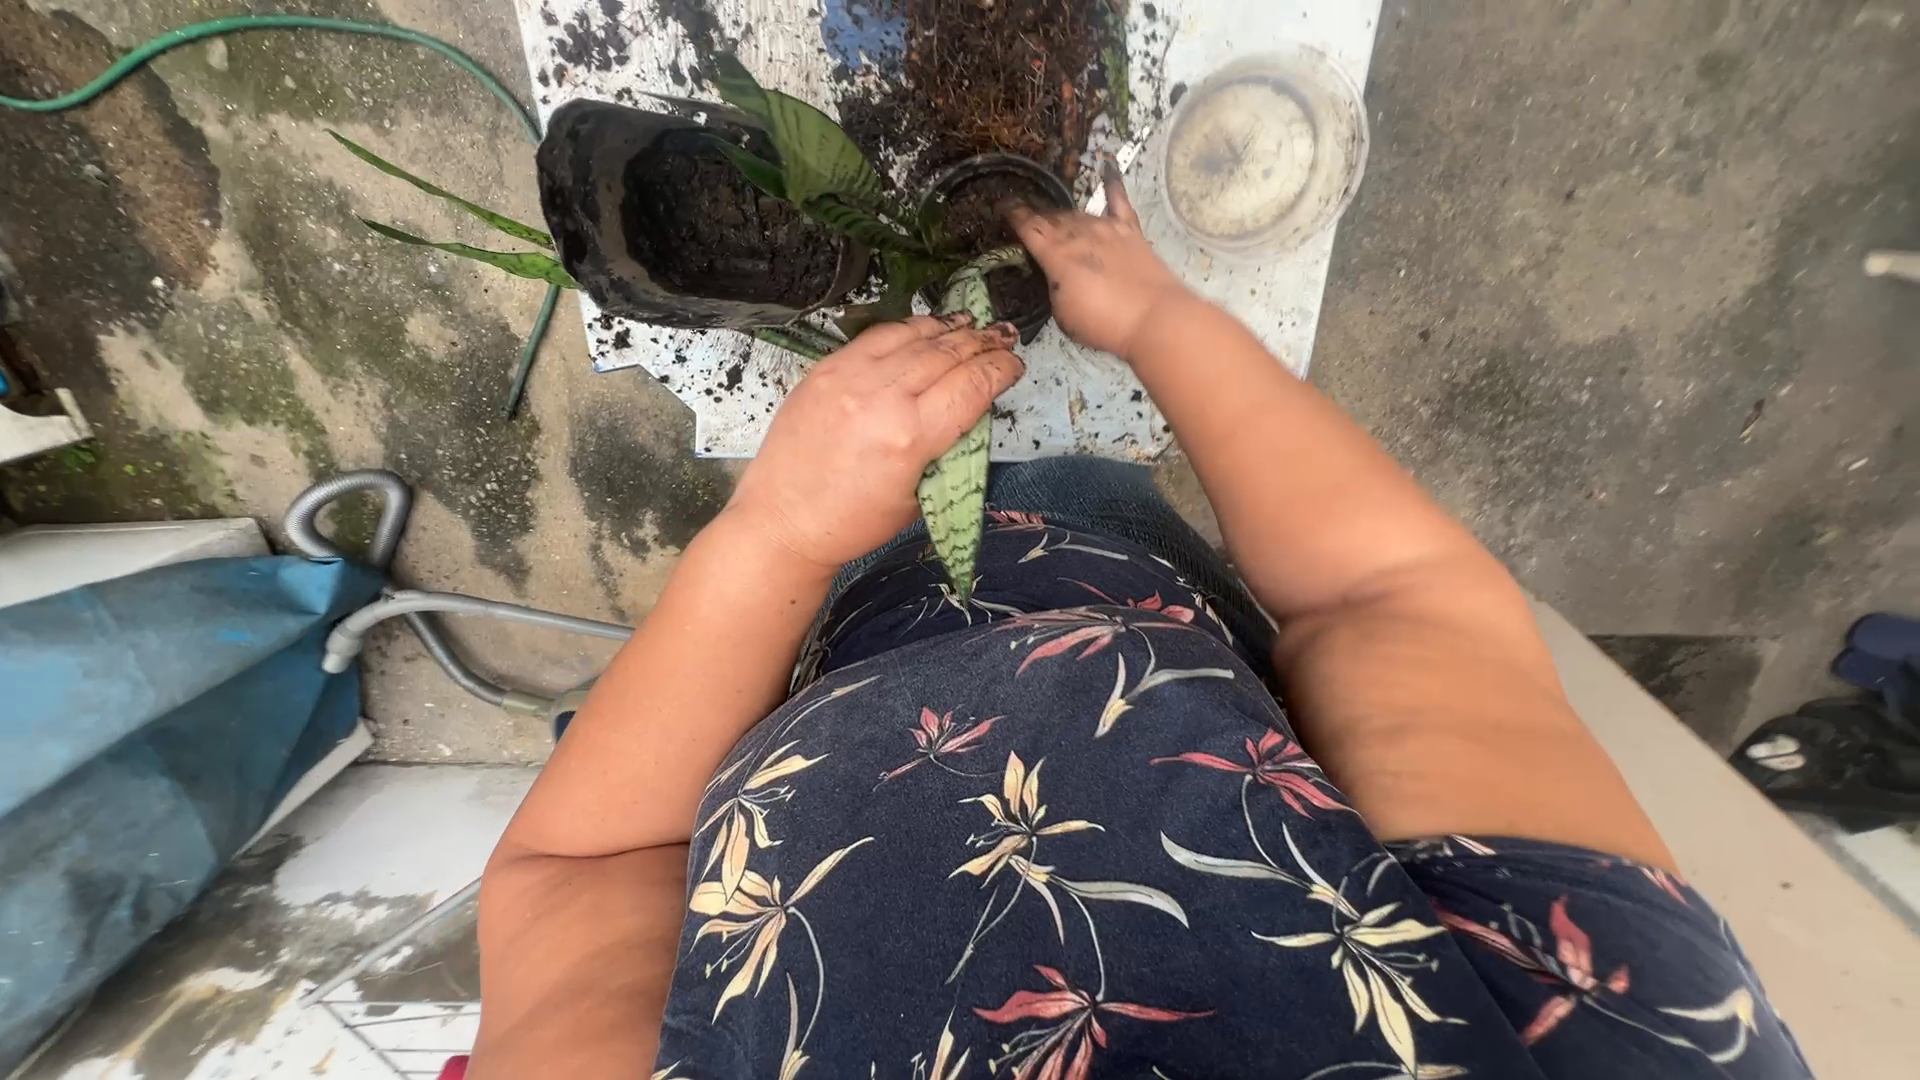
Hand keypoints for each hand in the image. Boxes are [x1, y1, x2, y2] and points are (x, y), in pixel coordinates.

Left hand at [725, 314, 1024, 571]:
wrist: (783, 521)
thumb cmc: (853, 522)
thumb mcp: (919, 497)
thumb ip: (949, 449)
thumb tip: (972, 408)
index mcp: (908, 438)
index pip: (971, 386)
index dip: (1001, 370)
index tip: (1014, 366)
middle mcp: (879, 398)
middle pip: (946, 354)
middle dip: (982, 343)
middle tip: (1003, 337)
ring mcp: (847, 377)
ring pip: (913, 337)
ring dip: (949, 330)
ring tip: (972, 326)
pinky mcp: (825, 369)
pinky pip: (877, 337)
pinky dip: (909, 330)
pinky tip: (927, 329)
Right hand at [1006, 160, 1195, 360]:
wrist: (1153, 318)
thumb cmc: (1103, 323)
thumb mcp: (1062, 313)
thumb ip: (1054, 287)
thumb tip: (1056, 274)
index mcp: (1057, 254)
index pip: (1029, 227)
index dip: (1013, 215)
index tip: (1002, 207)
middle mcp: (1080, 234)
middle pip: (1052, 218)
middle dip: (1037, 218)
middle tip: (1028, 221)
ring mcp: (1107, 229)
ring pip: (1078, 214)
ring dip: (1064, 216)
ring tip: (1055, 218)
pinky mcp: (1130, 232)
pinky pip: (1119, 201)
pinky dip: (1112, 183)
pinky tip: (1108, 167)